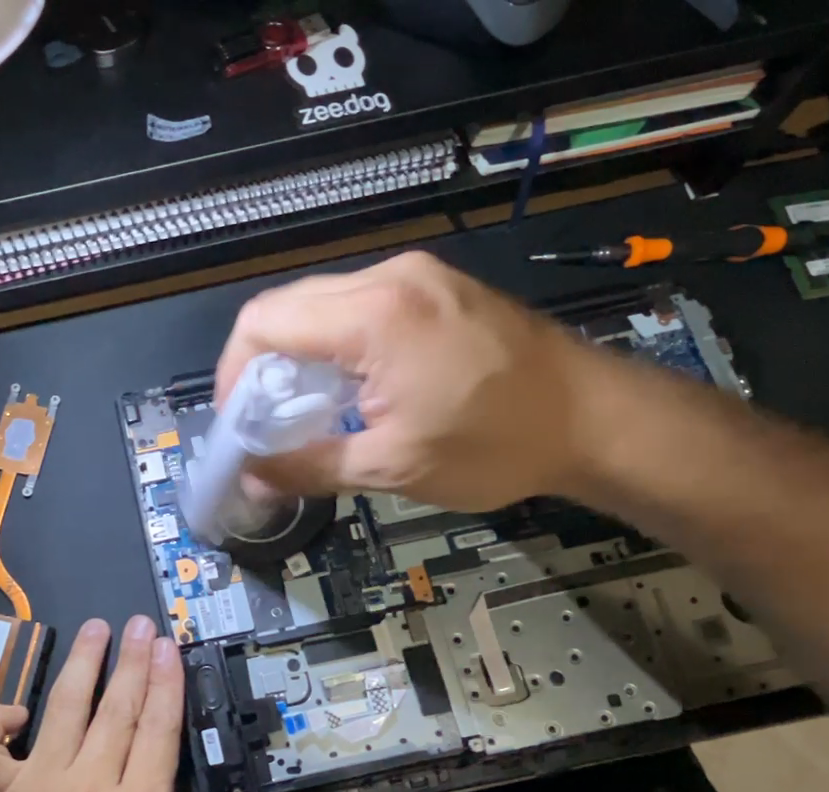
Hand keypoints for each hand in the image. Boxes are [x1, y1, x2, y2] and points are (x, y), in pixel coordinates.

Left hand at [0, 616, 310, 791]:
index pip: (158, 728)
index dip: (165, 682)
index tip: (169, 646)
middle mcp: (89, 791)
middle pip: (115, 709)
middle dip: (131, 660)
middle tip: (140, 623)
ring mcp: (37, 790)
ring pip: (60, 710)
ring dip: (80, 665)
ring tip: (97, 630)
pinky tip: (18, 710)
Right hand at [216, 250, 613, 510]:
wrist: (595, 418)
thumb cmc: (496, 445)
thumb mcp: (393, 466)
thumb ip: (309, 466)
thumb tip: (250, 478)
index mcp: (373, 316)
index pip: (263, 322)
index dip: (233, 374)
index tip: (239, 423)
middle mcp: (388, 278)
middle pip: (287, 306)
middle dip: (261, 365)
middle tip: (266, 421)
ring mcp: (416, 276)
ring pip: (321, 304)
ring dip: (299, 354)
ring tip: (307, 408)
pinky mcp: (435, 286)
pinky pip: (358, 305)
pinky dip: (335, 344)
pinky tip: (349, 385)